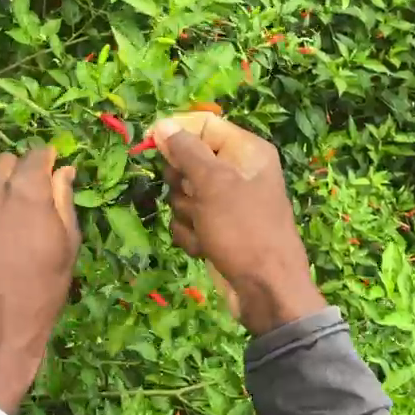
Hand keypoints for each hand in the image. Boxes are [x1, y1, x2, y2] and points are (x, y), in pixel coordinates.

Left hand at [0, 147, 80, 414]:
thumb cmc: (40, 293)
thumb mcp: (66, 247)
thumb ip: (63, 201)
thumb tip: (63, 173)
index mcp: (25, 192)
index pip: (37, 154)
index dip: (49, 160)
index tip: (55, 173)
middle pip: (7, 163)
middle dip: (22, 173)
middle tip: (35, 201)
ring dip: (1, 190)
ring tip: (12, 223)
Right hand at [148, 113, 326, 336]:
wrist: (266, 289)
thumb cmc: (244, 229)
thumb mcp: (213, 184)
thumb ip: (186, 151)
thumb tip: (162, 125)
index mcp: (246, 151)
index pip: (204, 125)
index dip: (176, 132)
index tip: (149, 142)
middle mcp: (237, 173)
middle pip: (188, 161)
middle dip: (182, 184)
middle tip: (195, 196)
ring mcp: (225, 204)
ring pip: (182, 195)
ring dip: (186, 214)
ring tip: (206, 229)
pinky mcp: (216, 230)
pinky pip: (187, 221)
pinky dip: (191, 235)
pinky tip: (206, 248)